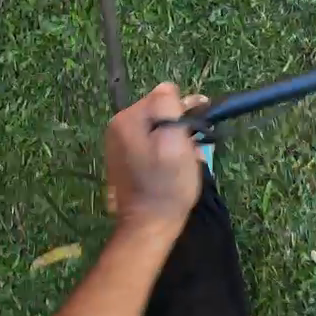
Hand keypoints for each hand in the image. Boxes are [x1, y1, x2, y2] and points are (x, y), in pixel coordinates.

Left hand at [104, 83, 201, 235]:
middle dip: (178, 124)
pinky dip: (163, 150)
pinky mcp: (123, 160)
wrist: (147, 226)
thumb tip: (167, 89)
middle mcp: (118, 127)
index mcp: (127, 118)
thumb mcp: (173, 140)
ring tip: (185, 159)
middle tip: (193, 146)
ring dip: (172, 138)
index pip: (163, 96)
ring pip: (155, 128)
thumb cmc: (166, 184)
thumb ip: (167, 105)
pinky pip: (149, 143)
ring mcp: (118, 144)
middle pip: (158, 111)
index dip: (184, 110)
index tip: (197, 128)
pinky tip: (172, 166)